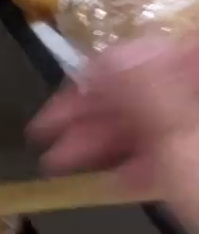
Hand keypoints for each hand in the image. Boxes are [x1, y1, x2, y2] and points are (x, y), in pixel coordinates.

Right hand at [29, 37, 198, 228]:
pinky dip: (150, 159)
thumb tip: (113, 53)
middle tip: (50, 141)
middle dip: (103, 113)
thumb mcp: (186, 150)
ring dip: (114, 139)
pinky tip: (117, 180)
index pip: (178, 52)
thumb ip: (150, 96)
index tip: (64, 103)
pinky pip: (188, 145)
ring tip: (65, 166)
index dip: (114, 72)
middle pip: (171, 87)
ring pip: (173, 119)